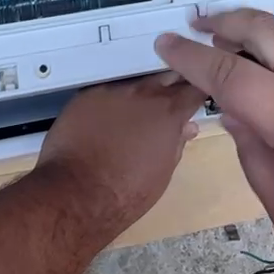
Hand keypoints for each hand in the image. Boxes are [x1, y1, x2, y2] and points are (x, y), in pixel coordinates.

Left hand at [35, 73, 205, 235]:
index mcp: (168, 112)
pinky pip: (106, 93)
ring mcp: (113, 92)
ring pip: (135, 84)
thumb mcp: (163, 172)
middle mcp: (143, 94)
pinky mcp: (86, 96)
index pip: (194, 88)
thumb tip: (185, 129)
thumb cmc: (125, 192)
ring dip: (140, 96)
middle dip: (171, 89)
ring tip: (133, 117)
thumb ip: (177, 143)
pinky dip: (111, 103)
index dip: (197, 92)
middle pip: (166, 78)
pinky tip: (105, 122)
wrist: (75, 195)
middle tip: (168, 106)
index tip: (195, 99)